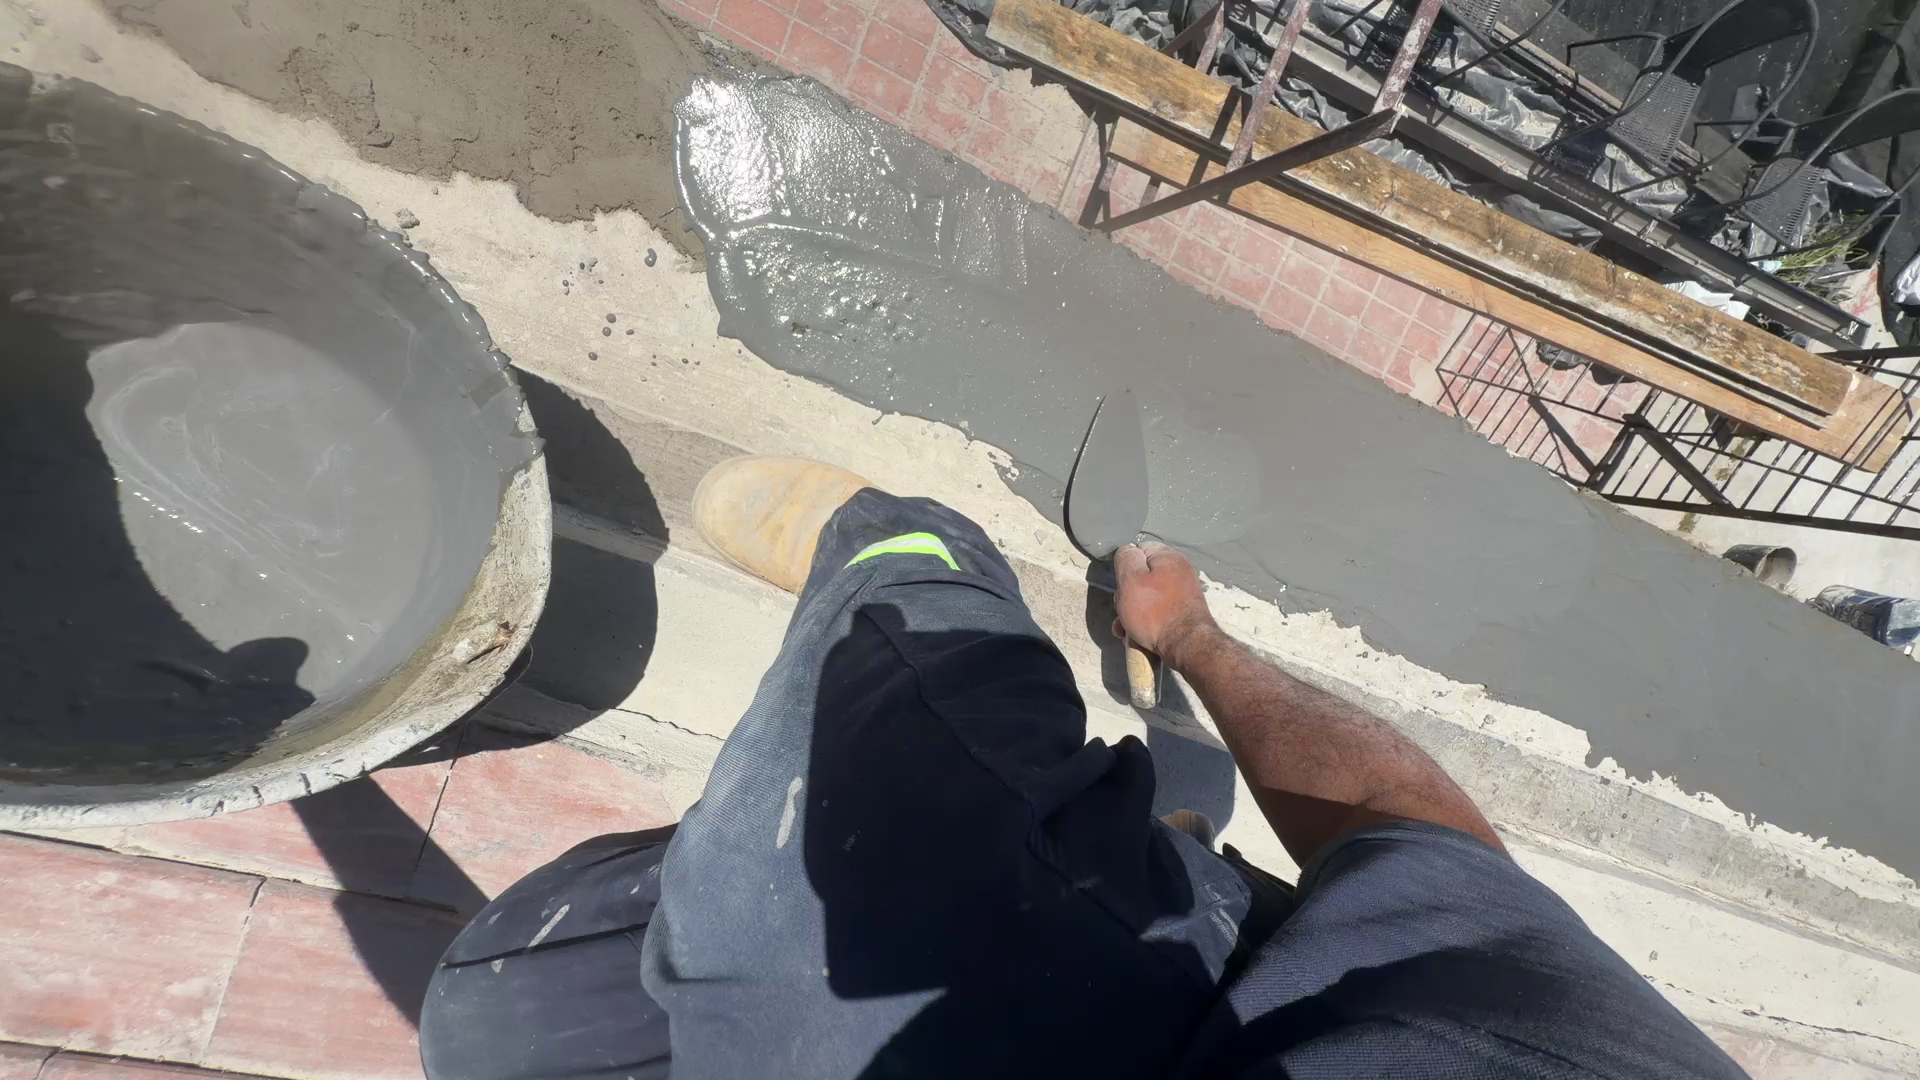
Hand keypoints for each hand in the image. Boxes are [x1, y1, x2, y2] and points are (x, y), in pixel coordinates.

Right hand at [1112, 542, 1217, 667]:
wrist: (1186, 646)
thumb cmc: (1154, 611)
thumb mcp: (1130, 580)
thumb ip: (1125, 559)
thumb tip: (1128, 551)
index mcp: (1169, 556)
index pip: (1138, 550)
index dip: (1124, 567)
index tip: (1120, 585)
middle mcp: (1179, 570)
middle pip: (1142, 576)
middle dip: (1127, 593)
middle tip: (1122, 609)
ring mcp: (1183, 592)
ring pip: (1147, 596)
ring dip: (1132, 611)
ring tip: (1125, 628)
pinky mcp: (1184, 611)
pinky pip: (1157, 610)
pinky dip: (1145, 620)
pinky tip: (1135, 635)